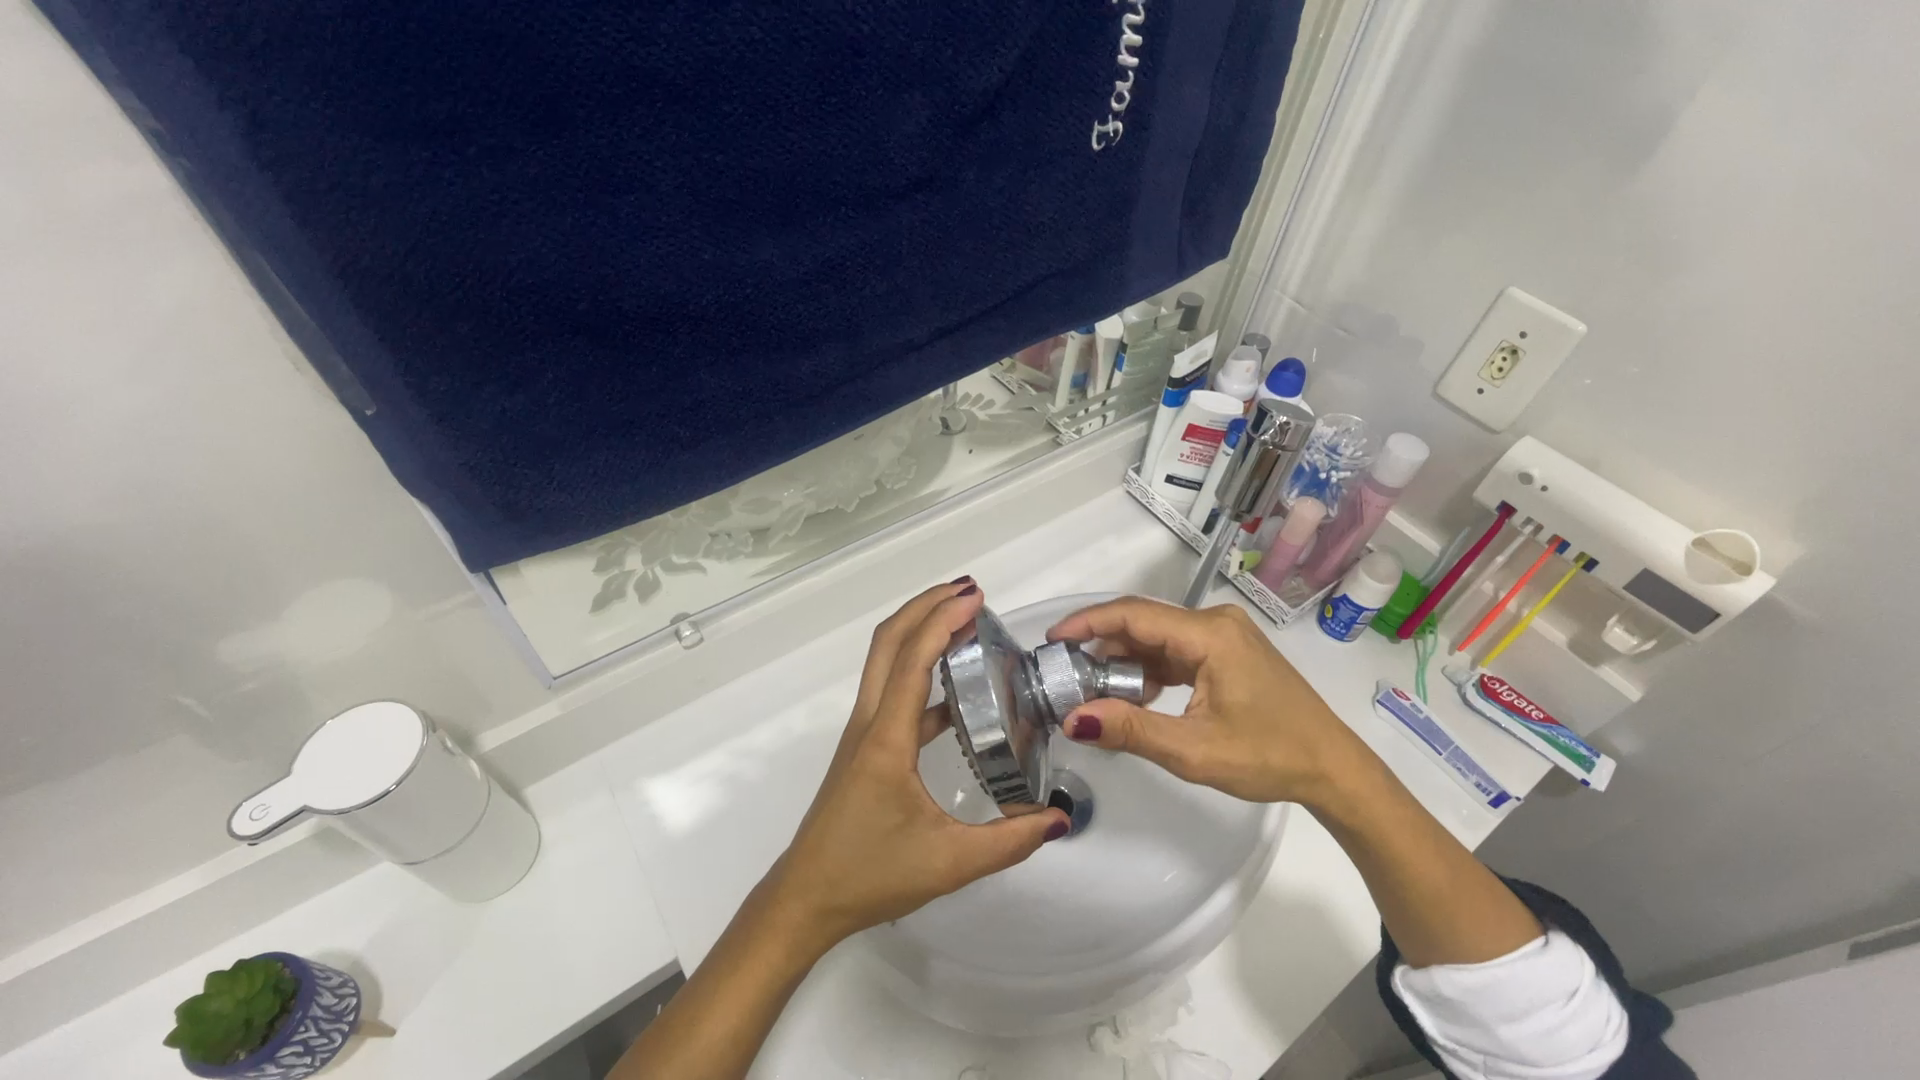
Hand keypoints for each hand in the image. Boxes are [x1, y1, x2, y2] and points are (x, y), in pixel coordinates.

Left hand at [765, 579, 1068, 949]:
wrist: (806, 899)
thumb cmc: (869, 876)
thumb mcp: (948, 864)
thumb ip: (1009, 842)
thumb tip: (1059, 818)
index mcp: (887, 741)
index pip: (912, 660)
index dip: (941, 620)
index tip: (976, 598)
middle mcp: (869, 725)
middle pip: (888, 643)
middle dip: (925, 607)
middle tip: (969, 592)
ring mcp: (862, 736)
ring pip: (884, 663)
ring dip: (918, 633)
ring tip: (964, 625)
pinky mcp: (865, 751)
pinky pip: (891, 694)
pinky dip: (920, 674)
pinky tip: (956, 695)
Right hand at [1045, 596, 1374, 808]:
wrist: (1332, 768)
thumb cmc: (1269, 757)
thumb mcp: (1193, 750)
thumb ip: (1130, 729)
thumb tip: (1073, 719)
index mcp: (1210, 635)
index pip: (1133, 614)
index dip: (1087, 623)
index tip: (1050, 640)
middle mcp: (1216, 624)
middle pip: (1143, 623)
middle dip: (1100, 648)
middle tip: (1064, 677)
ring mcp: (1224, 637)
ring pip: (1157, 639)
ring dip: (1124, 662)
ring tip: (1091, 692)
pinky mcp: (1228, 654)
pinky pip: (1176, 652)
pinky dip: (1148, 671)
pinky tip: (1132, 697)